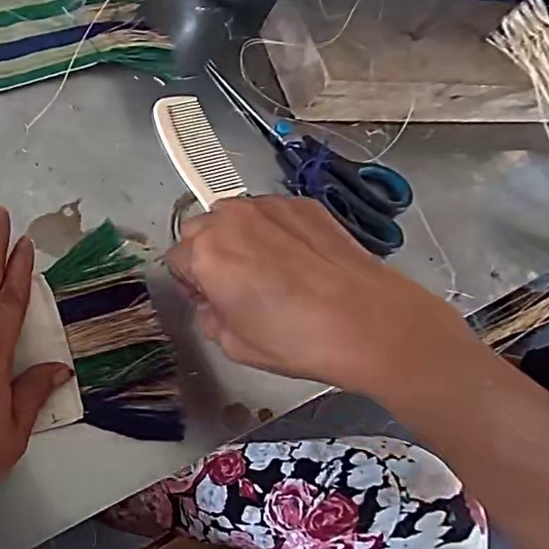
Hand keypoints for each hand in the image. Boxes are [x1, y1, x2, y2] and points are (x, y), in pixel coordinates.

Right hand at [166, 196, 484, 398]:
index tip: (209, 298)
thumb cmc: (300, 338)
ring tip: (267, 269)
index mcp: (204, 254)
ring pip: (232, 216)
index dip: (190, 283)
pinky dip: (272, 230)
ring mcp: (268, 208)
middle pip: (198, 230)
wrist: (374, 325)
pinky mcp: (303, 205)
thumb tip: (213, 303)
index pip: (174, 259)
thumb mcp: (231, 343)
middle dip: (208, 253)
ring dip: (237, 237)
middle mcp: (230, 221)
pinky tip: (294, 260)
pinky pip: (268, 213)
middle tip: (235, 283)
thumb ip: (207, 315)